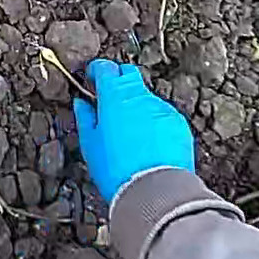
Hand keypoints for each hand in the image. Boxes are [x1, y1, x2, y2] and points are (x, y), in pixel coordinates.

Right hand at [72, 58, 194, 201]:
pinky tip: (148, 143)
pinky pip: (161, 113)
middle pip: (128, 74)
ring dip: (136, 105)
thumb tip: (81, 103)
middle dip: (118, 80)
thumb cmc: (117, 170)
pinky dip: (153, 121)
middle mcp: (139, 95)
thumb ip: (85, 118)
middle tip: (109, 99)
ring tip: (129, 132)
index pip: (105, 68)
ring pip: (145, 96)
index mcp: (114, 96)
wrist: (155, 190)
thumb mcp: (91, 145)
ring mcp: (160, 106)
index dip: (96, 70)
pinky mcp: (176, 120)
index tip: (92, 77)